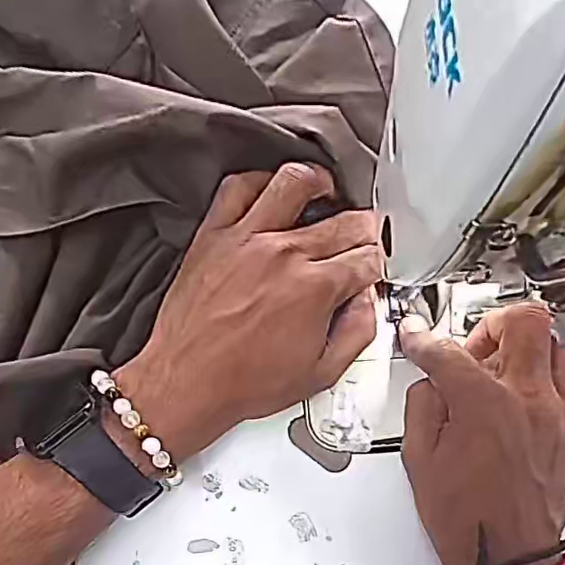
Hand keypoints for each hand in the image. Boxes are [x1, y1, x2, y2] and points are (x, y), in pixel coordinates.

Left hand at [116, 164, 381, 457]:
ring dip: (320, 184)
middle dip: (364, 230)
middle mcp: (283, 255)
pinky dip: (261, 182)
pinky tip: (271, 194)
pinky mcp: (214, 236)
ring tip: (326, 195)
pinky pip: (239, 187)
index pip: (367, 257)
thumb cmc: (243, 383)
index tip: (370, 272)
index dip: (377, 265)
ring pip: (295, 183)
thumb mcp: (320, 374)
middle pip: (344, 220)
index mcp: (315, 289)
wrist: (187, 383)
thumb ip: (357, 332)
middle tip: (360, 242)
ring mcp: (247, 240)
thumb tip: (366, 302)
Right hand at [398, 302, 564, 564]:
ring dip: (538, 345)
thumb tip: (430, 382)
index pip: (447, 351)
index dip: (423, 339)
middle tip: (478, 345)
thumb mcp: (418, 460)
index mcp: (481, 404)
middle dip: (494, 323)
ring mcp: (561, 415)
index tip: (418, 337)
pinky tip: (552, 396)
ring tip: (516, 364)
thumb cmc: (466, 519)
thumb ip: (421, 407)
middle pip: (525, 321)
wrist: (505, 556)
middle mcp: (528, 400)